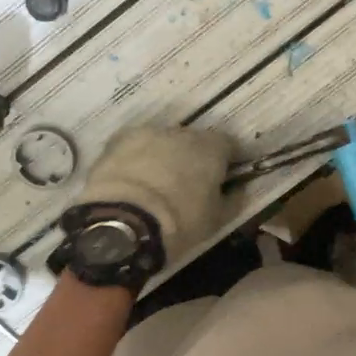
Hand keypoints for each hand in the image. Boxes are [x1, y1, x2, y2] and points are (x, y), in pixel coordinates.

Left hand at [77, 126, 232, 259]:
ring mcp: (148, 133)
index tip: (224, 178)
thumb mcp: (217, 220)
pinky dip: (137, 158)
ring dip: (164, 156)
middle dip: (193, 158)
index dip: (228, 161)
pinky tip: (132, 180)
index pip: (229, 145)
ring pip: (163, 142)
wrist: (124, 222)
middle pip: (194, 140)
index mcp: (212, 148)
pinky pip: (135, 146)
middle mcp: (182, 133)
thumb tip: (238, 188)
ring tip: (156, 184)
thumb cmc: (179, 223)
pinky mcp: (118, 140)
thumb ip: (233, 199)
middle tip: (187, 185)